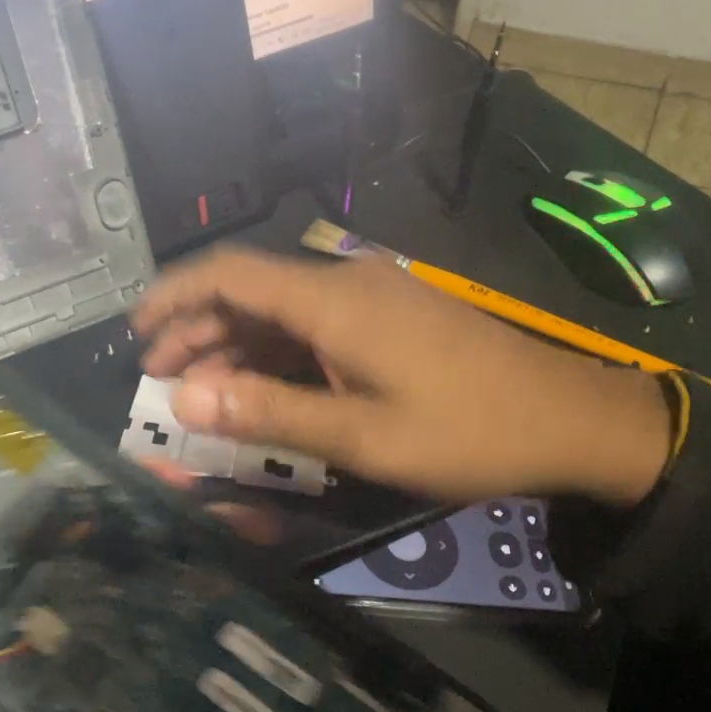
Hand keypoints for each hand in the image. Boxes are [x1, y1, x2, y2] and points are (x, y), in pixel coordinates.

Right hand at [133, 248, 672, 505]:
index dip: (174, 295)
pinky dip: (275, 352)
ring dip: (233, 343)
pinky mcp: (390, 317)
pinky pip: (314, 325)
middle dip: (196, 329)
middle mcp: (346, 283)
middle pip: (250, 290)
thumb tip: (185, 400)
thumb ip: (270, 414)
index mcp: (334, 301)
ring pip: (280, 309)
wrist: (573, 422)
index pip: (230, 274)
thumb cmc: (466, 432)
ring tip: (198, 389)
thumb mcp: (362, 437)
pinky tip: (260, 384)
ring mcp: (372, 298)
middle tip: (159, 378)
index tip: (136, 333)